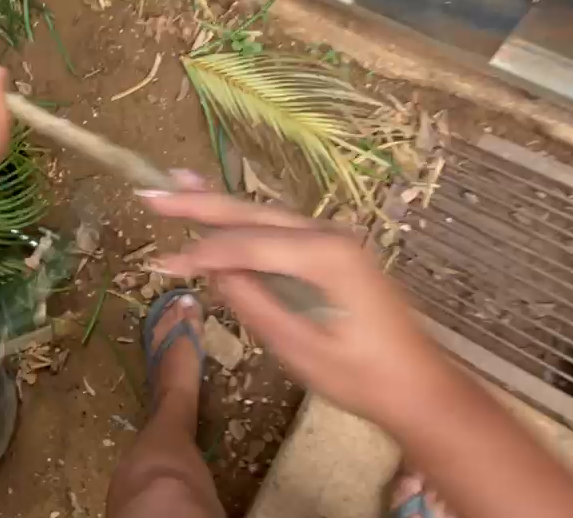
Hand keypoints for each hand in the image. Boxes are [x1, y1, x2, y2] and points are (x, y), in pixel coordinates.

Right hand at [138, 189, 459, 434]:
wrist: (421, 390)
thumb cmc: (364, 377)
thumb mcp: (300, 348)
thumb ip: (252, 301)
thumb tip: (211, 270)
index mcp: (325, 254)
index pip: (247, 245)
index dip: (200, 253)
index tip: (160, 264)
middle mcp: (326, 232)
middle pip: (249, 212)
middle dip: (197, 202)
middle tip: (151, 192)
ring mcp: (328, 235)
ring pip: (259, 212)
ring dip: (214, 201)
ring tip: (173, 182)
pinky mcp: (326, 247)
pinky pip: (274, 225)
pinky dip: (239, 216)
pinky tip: (213, 204)